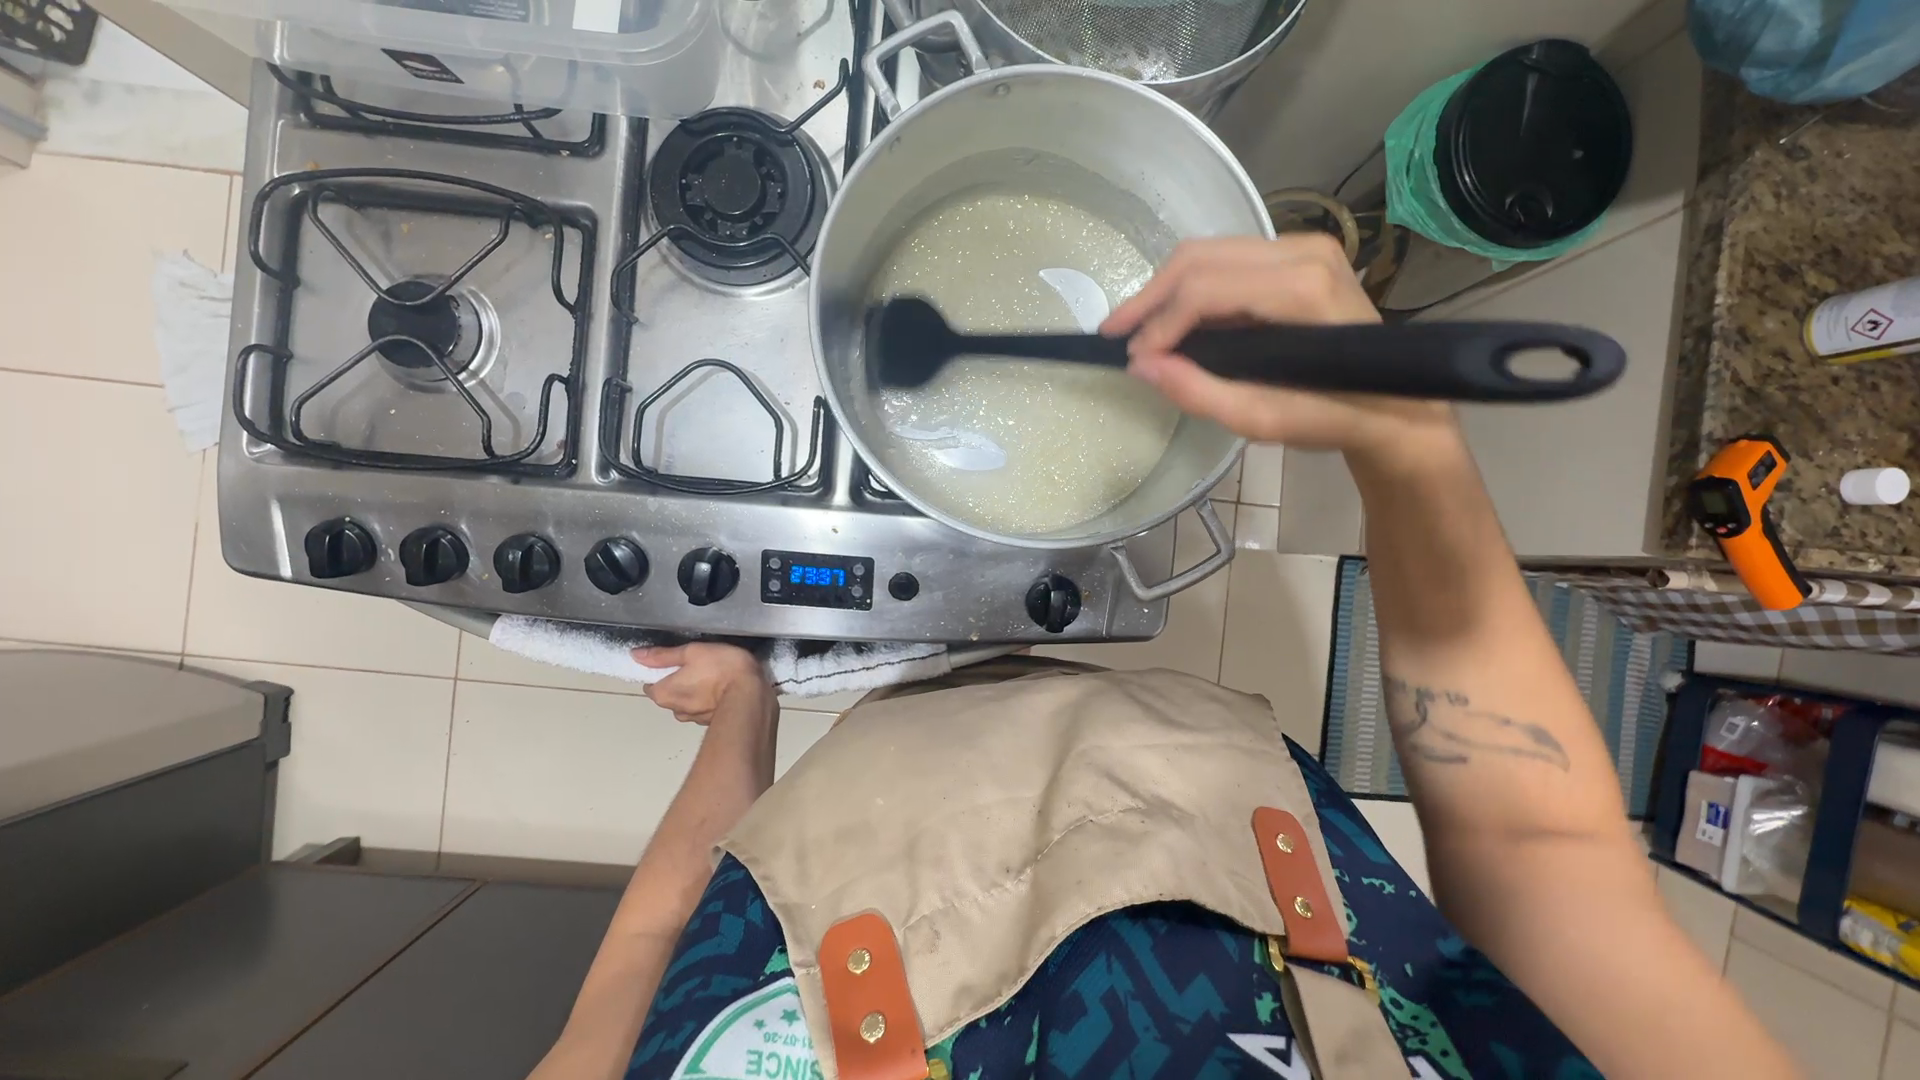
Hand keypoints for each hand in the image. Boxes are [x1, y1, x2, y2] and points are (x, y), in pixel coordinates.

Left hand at [633, 643, 775, 728]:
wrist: (751, 696)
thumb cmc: (720, 669)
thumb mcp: (692, 652)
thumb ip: (664, 655)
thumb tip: (635, 655)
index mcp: (663, 693)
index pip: (651, 683)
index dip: (662, 672)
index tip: (678, 662)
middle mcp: (674, 710)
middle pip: (669, 694)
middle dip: (679, 683)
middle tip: (699, 666)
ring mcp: (693, 720)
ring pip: (688, 703)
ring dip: (696, 693)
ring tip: (715, 678)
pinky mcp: (711, 723)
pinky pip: (705, 709)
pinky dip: (710, 701)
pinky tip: (724, 690)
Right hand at [1102, 235, 1460, 463]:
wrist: (1395, 405)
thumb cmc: (1334, 415)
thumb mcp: (1264, 421)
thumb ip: (1200, 393)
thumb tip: (1141, 367)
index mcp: (1302, 288)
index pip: (1204, 289)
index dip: (1158, 324)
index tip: (1132, 360)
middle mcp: (1304, 252)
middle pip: (1198, 258)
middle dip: (1149, 297)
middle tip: (1114, 334)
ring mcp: (1304, 247)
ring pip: (1207, 252)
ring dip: (1165, 290)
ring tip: (1137, 330)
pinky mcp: (1299, 254)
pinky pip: (1225, 259)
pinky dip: (1190, 288)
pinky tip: (1173, 320)